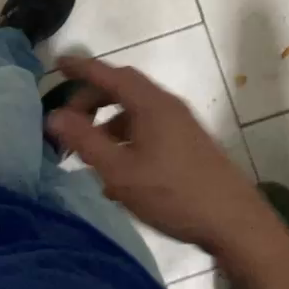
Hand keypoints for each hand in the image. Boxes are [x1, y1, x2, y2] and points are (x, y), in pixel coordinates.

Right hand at [46, 57, 277, 253]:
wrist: (235, 223)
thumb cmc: (173, 194)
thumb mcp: (120, 171)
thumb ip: (85, 141)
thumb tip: (53, 116)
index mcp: (150, 103)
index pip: (109, 74)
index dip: (81, 68)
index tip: (56, 65)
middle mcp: (167, 105)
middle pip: (123, 88)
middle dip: (92, 98)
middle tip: (69, 120)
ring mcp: (181, 123)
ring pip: (136, 110)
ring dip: (109, 121)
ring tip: (90, 150)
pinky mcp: (189, 143)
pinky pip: (148, 126)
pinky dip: (126, 136)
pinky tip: (118, 169)